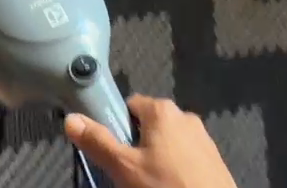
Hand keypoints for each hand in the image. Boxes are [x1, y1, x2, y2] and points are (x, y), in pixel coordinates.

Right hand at [65, 95, 238, 187]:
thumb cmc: (166, 187)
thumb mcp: (126, 168)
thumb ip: (98, 142)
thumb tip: (70, 118)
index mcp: (162, 110)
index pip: (130, 106)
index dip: (119, 128)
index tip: (117, 154)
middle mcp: (184, 115)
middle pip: (149, 125)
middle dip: (139, 147)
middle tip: (132, 176)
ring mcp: (203, 138)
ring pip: (169, 143)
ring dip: (159, 159)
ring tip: (153, 185)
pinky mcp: (215, 160)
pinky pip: (187, 158)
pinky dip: (178, 170)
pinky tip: (172, 187)